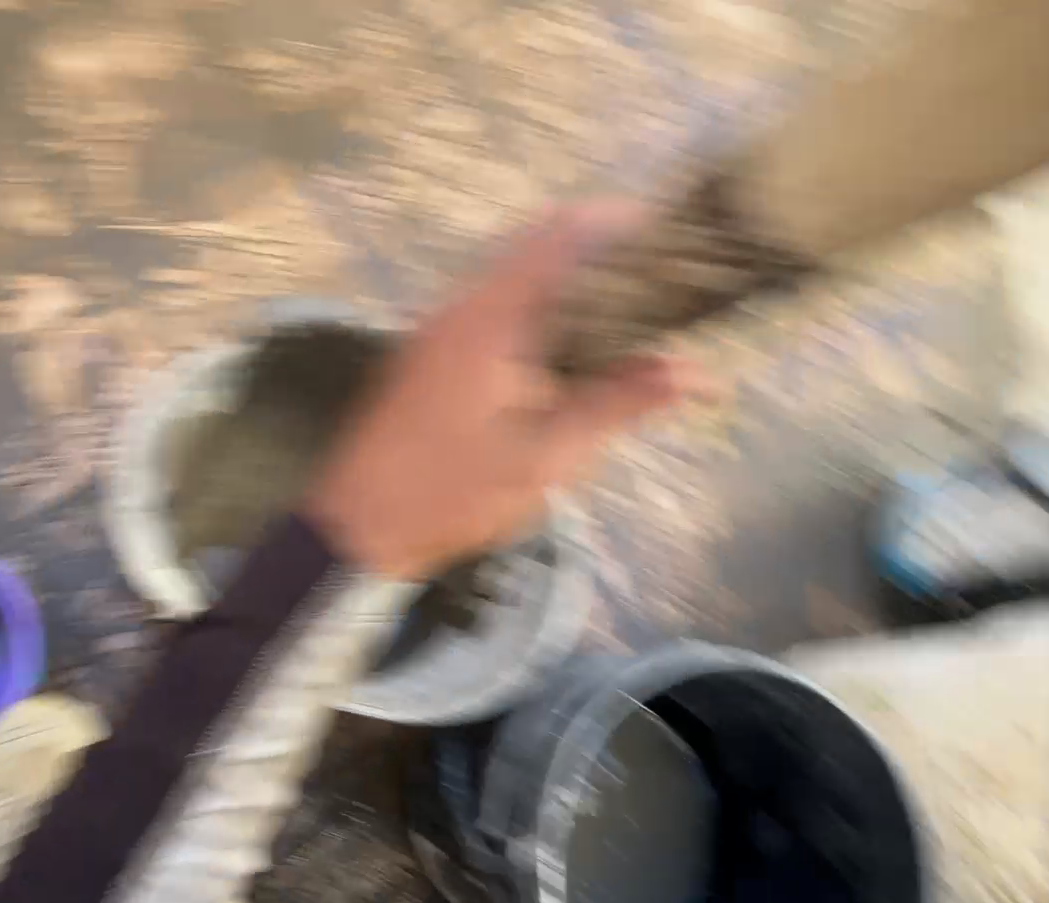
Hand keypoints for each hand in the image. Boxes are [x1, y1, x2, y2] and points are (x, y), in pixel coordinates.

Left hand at [303, 201, 703, 580]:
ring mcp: (429, 334)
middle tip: (659, 298)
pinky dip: (530, 325)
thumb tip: (696, 373)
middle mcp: (453, 310)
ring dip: (564, 299)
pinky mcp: (420, 360)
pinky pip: (486, 319)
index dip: (622, 227)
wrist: (352, 528)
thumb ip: (615, 405)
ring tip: (622, 332)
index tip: (675, 244)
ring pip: (510, 289)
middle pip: (537, 255)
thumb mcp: (542, 459)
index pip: (561, 234)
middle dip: (601, 268)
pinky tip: (558, 364)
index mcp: (486, 319)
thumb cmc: (446, 496)